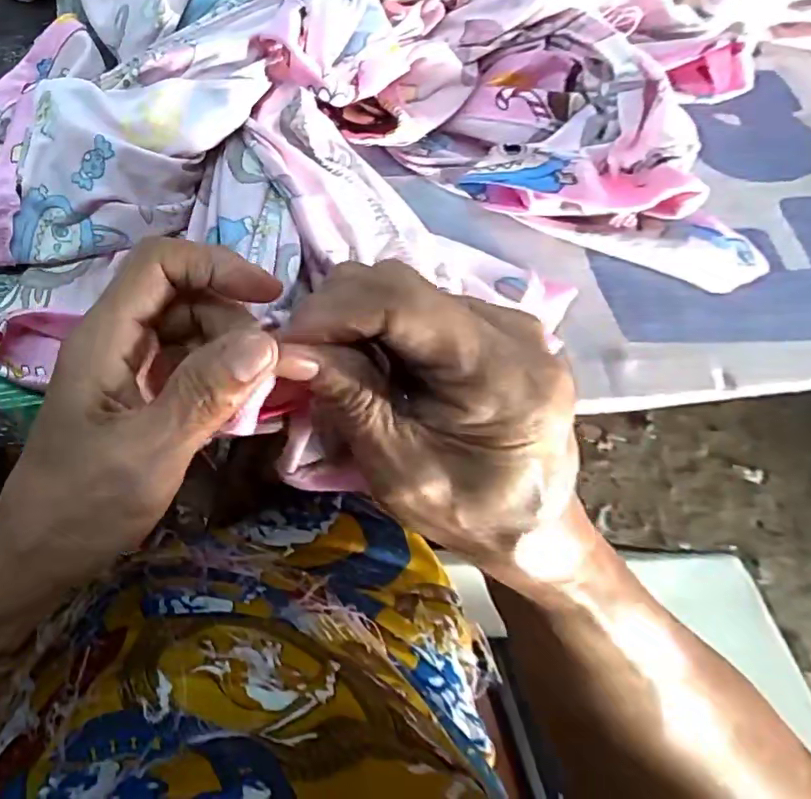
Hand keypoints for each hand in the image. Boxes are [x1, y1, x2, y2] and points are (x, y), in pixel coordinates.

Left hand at [0, 239, 282, 653]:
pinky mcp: (130, 394)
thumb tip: (264, 340)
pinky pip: (178, 363)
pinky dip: (210, 374)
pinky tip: (233, 407)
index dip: (214, 264)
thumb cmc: (83, 504)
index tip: (269, 296)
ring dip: (223, 348)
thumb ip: (203, 393)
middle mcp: (110, 339)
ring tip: (250, 396)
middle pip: (175, 292)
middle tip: (263, 370)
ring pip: (181, 327)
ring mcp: (119, 366)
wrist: (38, 550)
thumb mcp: (150, 451)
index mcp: (104, 335)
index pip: (157, 262)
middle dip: (226, 315)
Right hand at [274, 260, 580, 580]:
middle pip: (391, 283)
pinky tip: (356, 357)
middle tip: (295, 359)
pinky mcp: (475, 319)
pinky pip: (400, 298)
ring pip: (389, 283)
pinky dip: (360, 320)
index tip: (282, 348)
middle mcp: (508, 328)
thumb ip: (348, 401)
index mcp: (502, 371)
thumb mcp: (397, 470)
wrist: (528, 527)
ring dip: (340, 315)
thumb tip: (285, 352)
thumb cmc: (465, 511)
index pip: (401, 303)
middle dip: (328, 313)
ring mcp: (494, 317)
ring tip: (323, 360)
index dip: (330, 314)